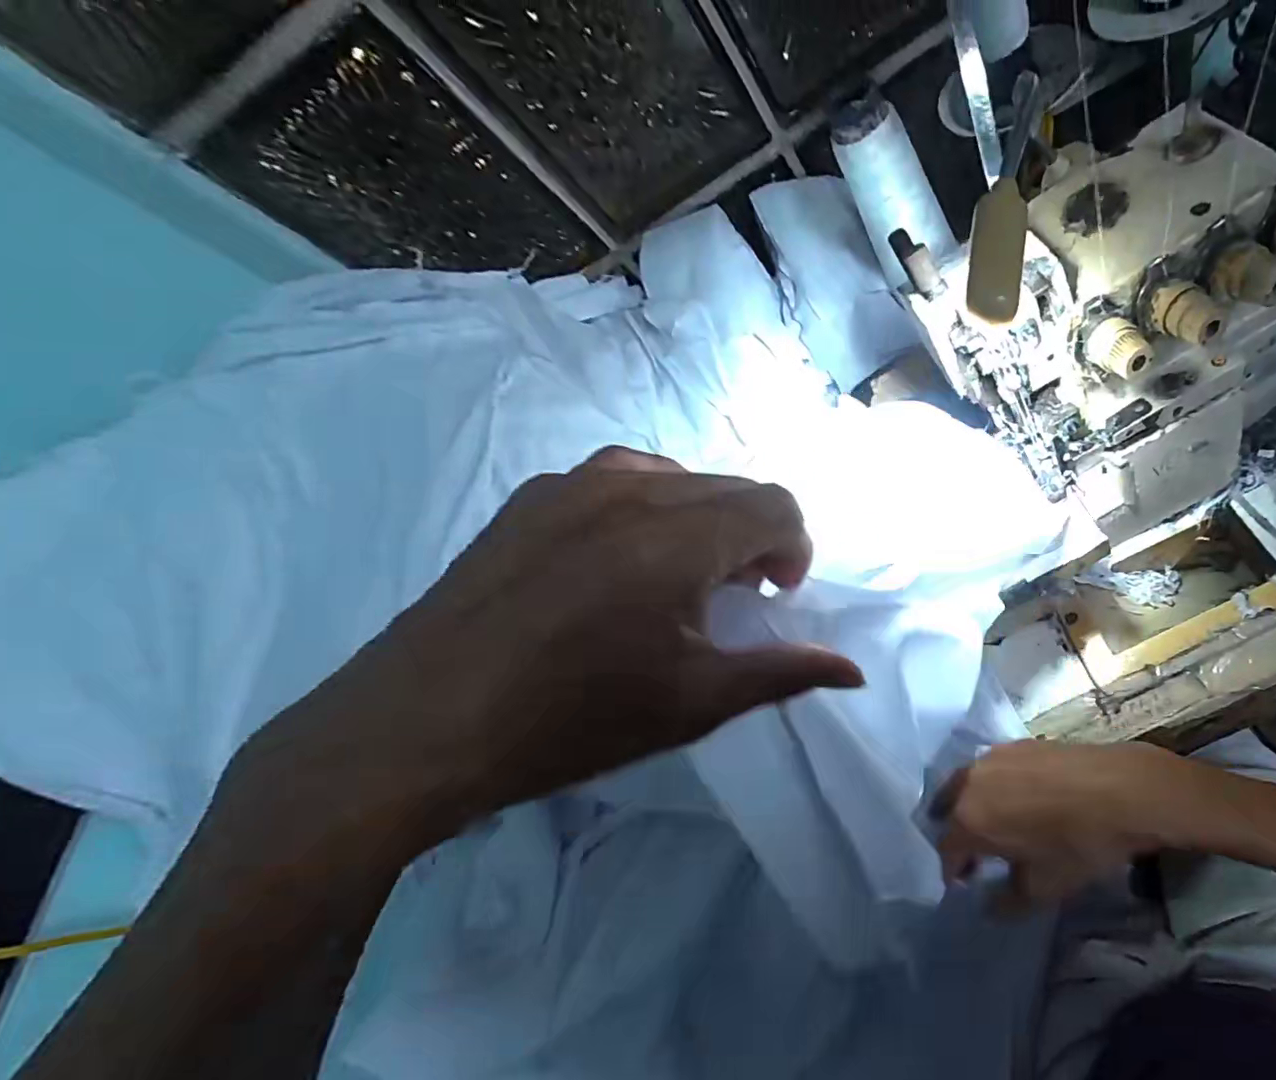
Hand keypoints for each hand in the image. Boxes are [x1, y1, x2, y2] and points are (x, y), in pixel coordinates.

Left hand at [234, 446, 864, 852]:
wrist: (421, 725)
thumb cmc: (572, 721)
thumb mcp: (693, 703)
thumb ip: (782, 672)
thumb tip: (853, 671)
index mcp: (678, 538)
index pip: (776, 505)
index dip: (795, 548)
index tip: (777, 595)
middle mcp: (632, 489)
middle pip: (731, 486)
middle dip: (753, 535)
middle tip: (733, 595)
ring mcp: (574, 483)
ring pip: (679, 477)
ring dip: (704, 518)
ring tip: (679, 575)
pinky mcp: (532, 495)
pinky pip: (620, 478)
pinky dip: (651, 507)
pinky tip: (620, 562)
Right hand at [935, 740, 1196, 909]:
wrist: (1120, 788)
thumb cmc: (1078, 842)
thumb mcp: (1044, 888)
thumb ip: (1008, 901)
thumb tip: (988, 905)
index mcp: (969, 819)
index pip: (946, 849)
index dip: (953, 870)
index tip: (965, 883)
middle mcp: (970, 782)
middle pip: (948, 808)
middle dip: (956, 832)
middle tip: (974, 851)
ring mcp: (992, 756)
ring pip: (967, 783)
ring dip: (971, 804)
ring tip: (994, 822)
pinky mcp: (1016, 743)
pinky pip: (991, 768)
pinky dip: (993, 785)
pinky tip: (1017, 797)